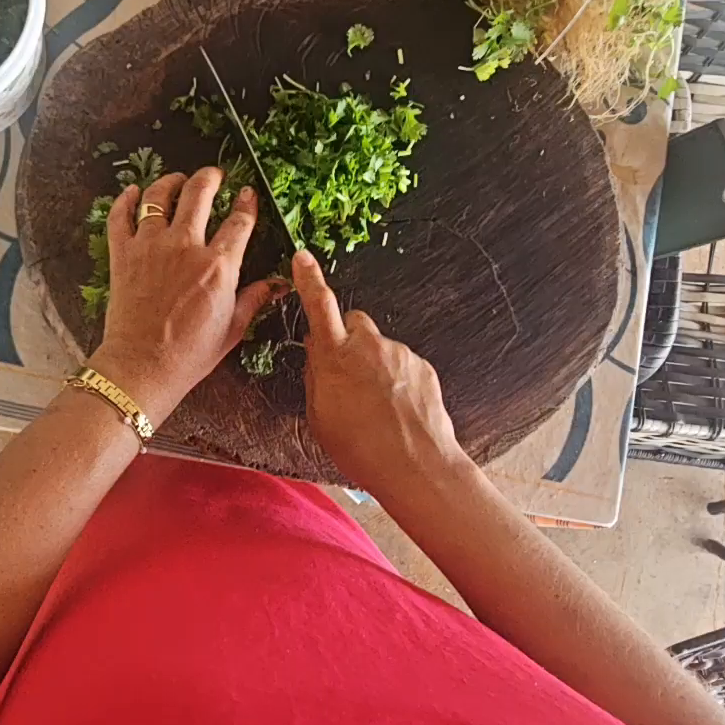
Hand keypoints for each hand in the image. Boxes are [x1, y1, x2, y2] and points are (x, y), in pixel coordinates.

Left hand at [90, 167, 286, 420]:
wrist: (142, 366)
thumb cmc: (189, 354)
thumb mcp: (232, 329)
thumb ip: (254, 299)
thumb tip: (276, 284)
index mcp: (218, 266)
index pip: (239, 221)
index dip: (246, 203)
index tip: (248, 194)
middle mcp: (185, 247)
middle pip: (199, 193)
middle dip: (210, 178)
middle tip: (215, 175)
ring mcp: (150, 246)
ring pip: (158, 196)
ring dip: (170, 181)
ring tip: (177, 180)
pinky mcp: (123, 254)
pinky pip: (121, 216)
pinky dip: (125, 200)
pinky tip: (133, 192)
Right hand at [293, 249, 466, 489]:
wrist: (416, 466)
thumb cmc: (359, 448)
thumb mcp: (319, 417)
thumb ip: (316, 378)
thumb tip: (317, 355)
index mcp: (334, 357)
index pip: (318, 306)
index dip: (309, 280)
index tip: (302, 257)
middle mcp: (367, 346)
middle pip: (353, 322)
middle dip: (348, 339)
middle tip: (347, 372)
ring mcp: (398, 353)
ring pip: (379, 347)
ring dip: (374, 365)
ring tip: (375, 406)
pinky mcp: (422, 366)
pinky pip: (401, 363)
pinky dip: (396, 380)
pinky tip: (396, 410)